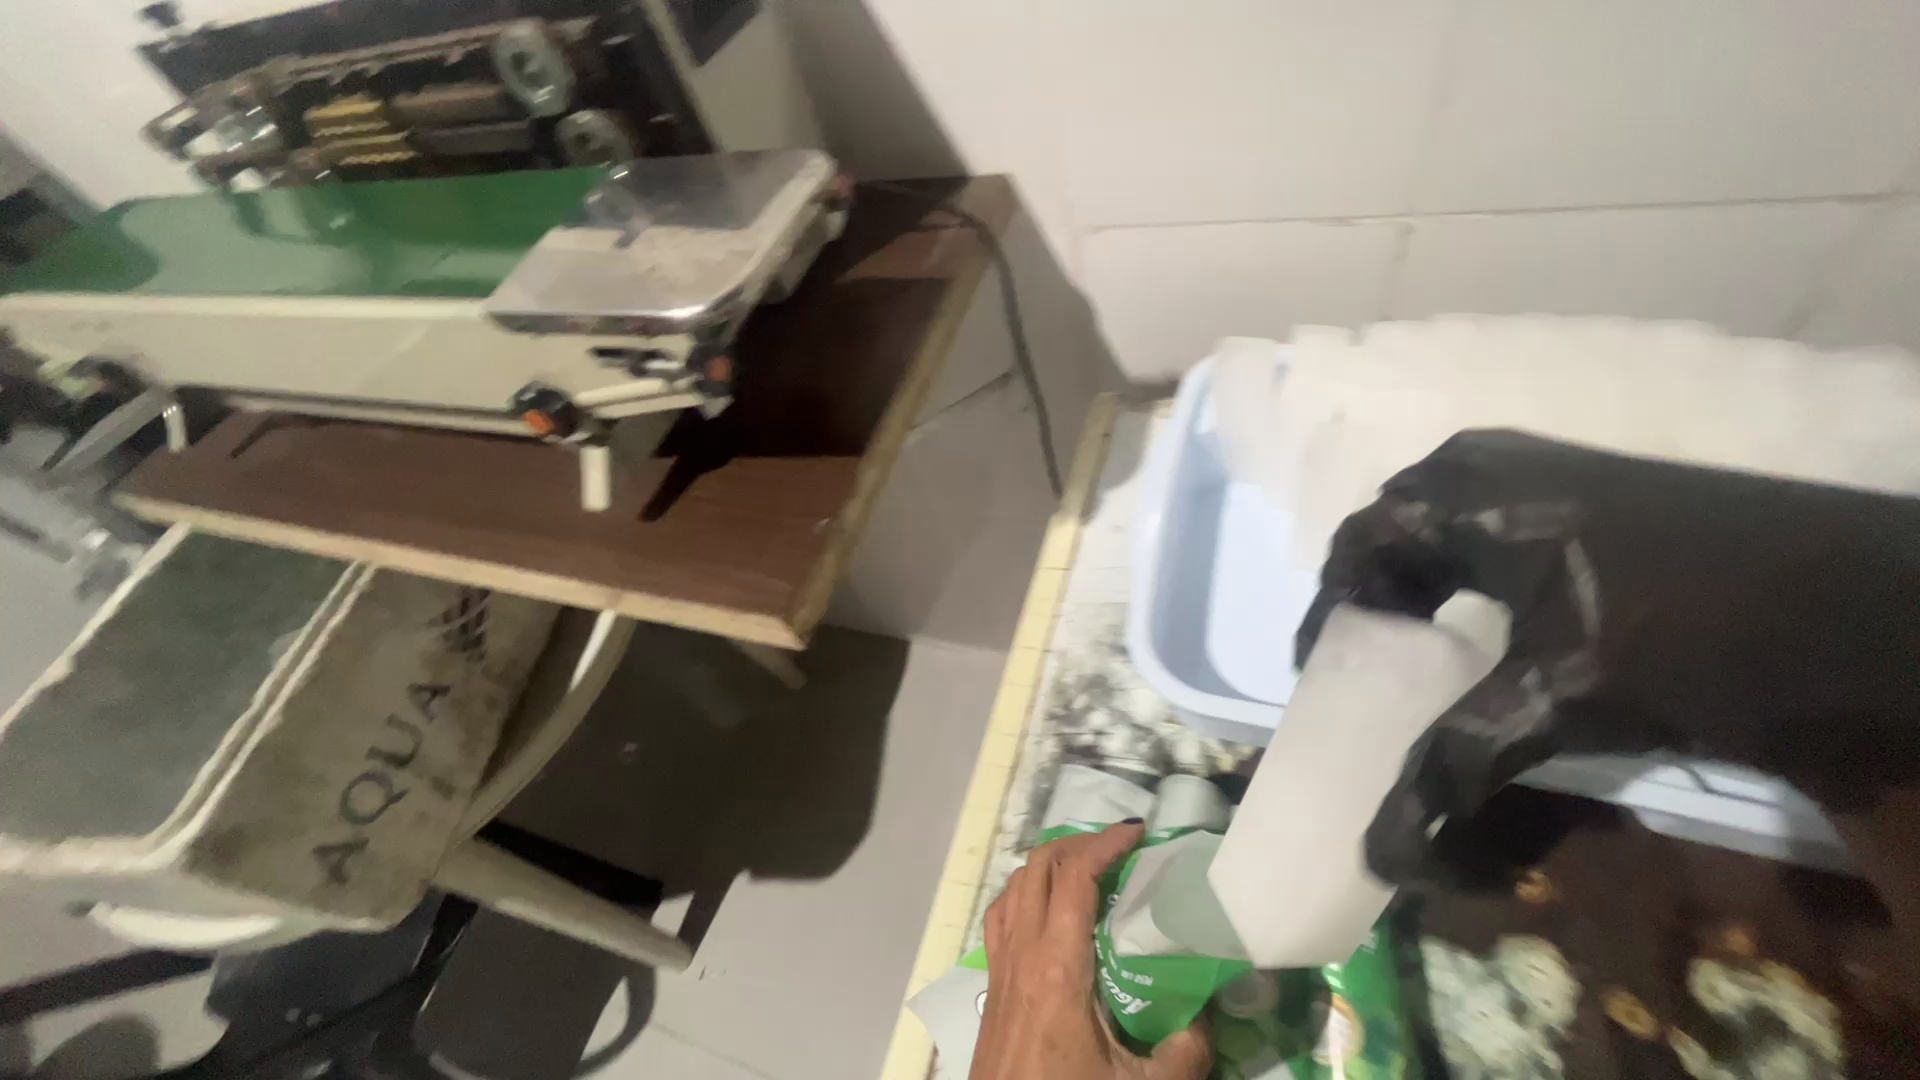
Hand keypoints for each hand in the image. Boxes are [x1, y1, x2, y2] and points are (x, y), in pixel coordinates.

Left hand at [971, 823, 1209, 1079]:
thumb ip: (1183, 1052)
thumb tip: (1207, 1016)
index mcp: (1057, 963)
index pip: (1075, 876)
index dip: (1104, 844)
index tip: (1136, 833)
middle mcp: (1022, 947)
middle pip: (1039, 865)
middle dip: (1078, 844)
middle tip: (1117, 850)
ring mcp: (1000, 959)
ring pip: (1016, 882)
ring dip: (1050, 863)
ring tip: (1087, 870)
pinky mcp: (990, 976)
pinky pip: (1001, 911)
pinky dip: (1024, 890)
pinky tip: (1048, 908)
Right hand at [1298, 430, 1919, 891]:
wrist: (1886, 597)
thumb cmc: (1700, 632)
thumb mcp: (1567, 696)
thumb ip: (1462, 760)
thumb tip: (1381, 852)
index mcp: (1466, 494)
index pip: (1357, 543)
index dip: (1328, 607)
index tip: (1318, 664)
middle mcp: (1490, 461)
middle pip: (1393, 523)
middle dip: (1371, 585)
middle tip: (1370, 648)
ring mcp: (1546, 463)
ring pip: (1440, 514)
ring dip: (1418, 571)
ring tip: (1419, 630)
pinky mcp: (1589, 481)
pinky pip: (1489, 512)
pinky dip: (1466, 559)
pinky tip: (1491, 605)